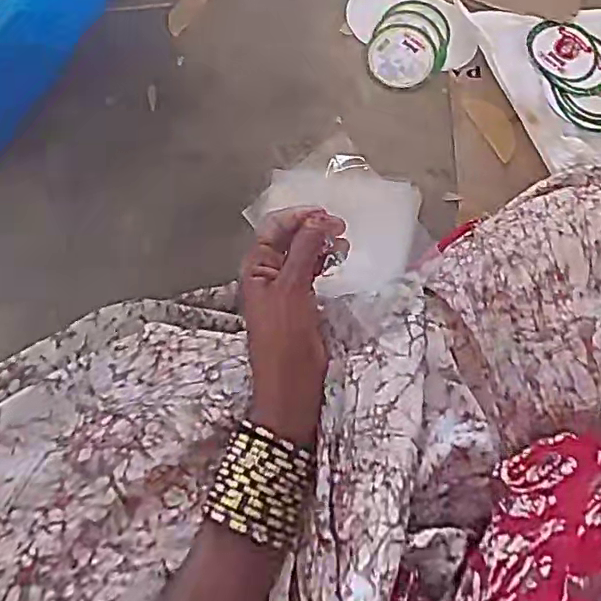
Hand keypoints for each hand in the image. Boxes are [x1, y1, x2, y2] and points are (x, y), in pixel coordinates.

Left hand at [239, 207, 345, 444]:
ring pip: (303, 252)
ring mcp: (284, 287)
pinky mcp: (301, 299)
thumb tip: (319, 219)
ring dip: (322, 243)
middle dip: (314, 227)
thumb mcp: (293, 288)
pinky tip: (338, 260)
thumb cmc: (285, 337)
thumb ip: (305, 249)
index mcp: (257, 267)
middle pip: (290, 237)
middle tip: (341, 229)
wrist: (291, 385)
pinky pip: (312, 269)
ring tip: (343, 245)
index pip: (275, 227)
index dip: (299, 216)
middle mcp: (268, 273)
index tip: (327, 215)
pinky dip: (325, 260)